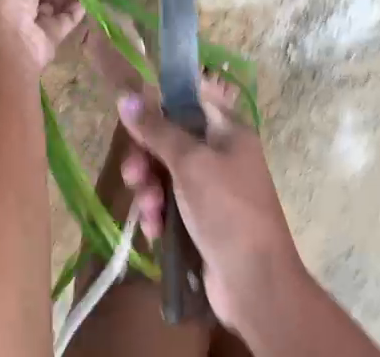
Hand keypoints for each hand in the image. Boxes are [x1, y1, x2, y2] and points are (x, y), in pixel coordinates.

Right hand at [116, 87, 307, 334]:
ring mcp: (211, 190)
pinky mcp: (201, 221)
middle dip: (146, 157)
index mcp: (228, 132)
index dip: (162, 103)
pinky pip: (169, 205)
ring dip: (149, 189)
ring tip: (148, 209)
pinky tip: (154, 230)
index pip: (191, 99)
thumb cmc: (227, 209)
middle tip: (133, 175)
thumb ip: (156, 129)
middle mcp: (221, 156)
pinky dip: (158, 214)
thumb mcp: (190, 162)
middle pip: (170, 140)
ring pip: (165, 174)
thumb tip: (126, 97)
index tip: (133, 115)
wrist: (254, 282)